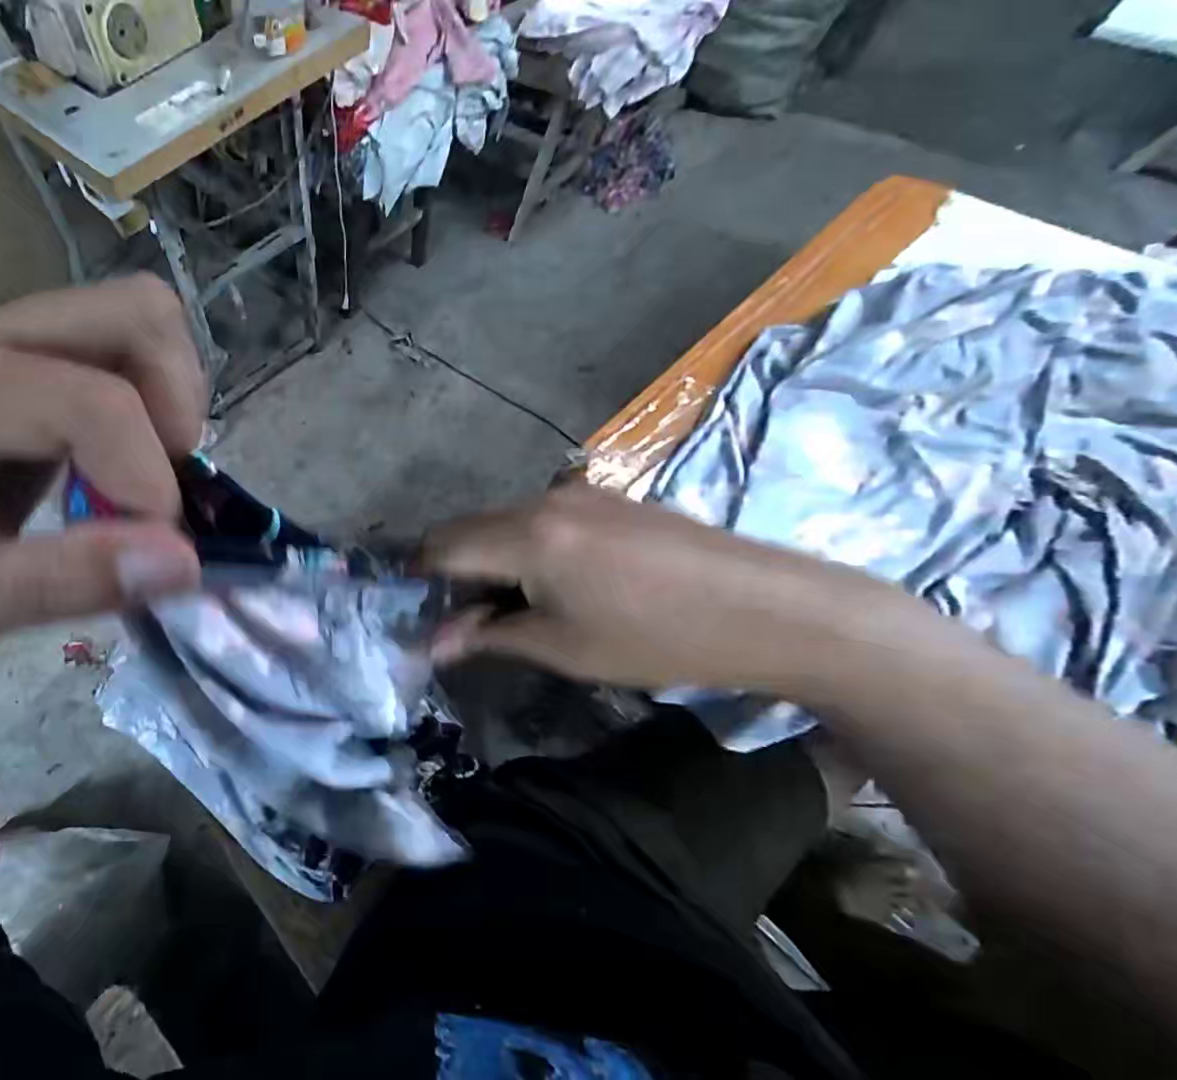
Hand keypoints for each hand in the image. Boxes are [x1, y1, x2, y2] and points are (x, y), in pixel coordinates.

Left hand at [0, 275, 205, 667]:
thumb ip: (61, 583)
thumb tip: (184, 562)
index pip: (82, 397)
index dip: (144, 469)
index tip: (160, 548)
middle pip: (126, 313)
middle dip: (175, 402)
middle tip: (167, 486)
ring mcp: (0, 350)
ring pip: (136, 327)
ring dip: (170, 405)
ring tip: (144, 485)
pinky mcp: (30, 377)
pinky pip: (125, 362)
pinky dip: (154, 414)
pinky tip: (125, 477)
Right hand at [423, 485, 961, 702]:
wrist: (767, 607)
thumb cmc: (655, 637)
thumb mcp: (563, 647)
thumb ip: (489, 635)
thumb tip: (433, 642)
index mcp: (526, 535)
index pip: (442, 546)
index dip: (417, 577)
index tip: (410, 610)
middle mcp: (544, 499)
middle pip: (469, 528)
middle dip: (451, 570)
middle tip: (458, 620)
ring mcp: (580, 492)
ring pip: (505, 522)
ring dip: (489, 559)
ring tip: (508, 608)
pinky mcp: (609, 498)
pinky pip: (542, 518)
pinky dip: (525, 548)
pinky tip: (553, 583)